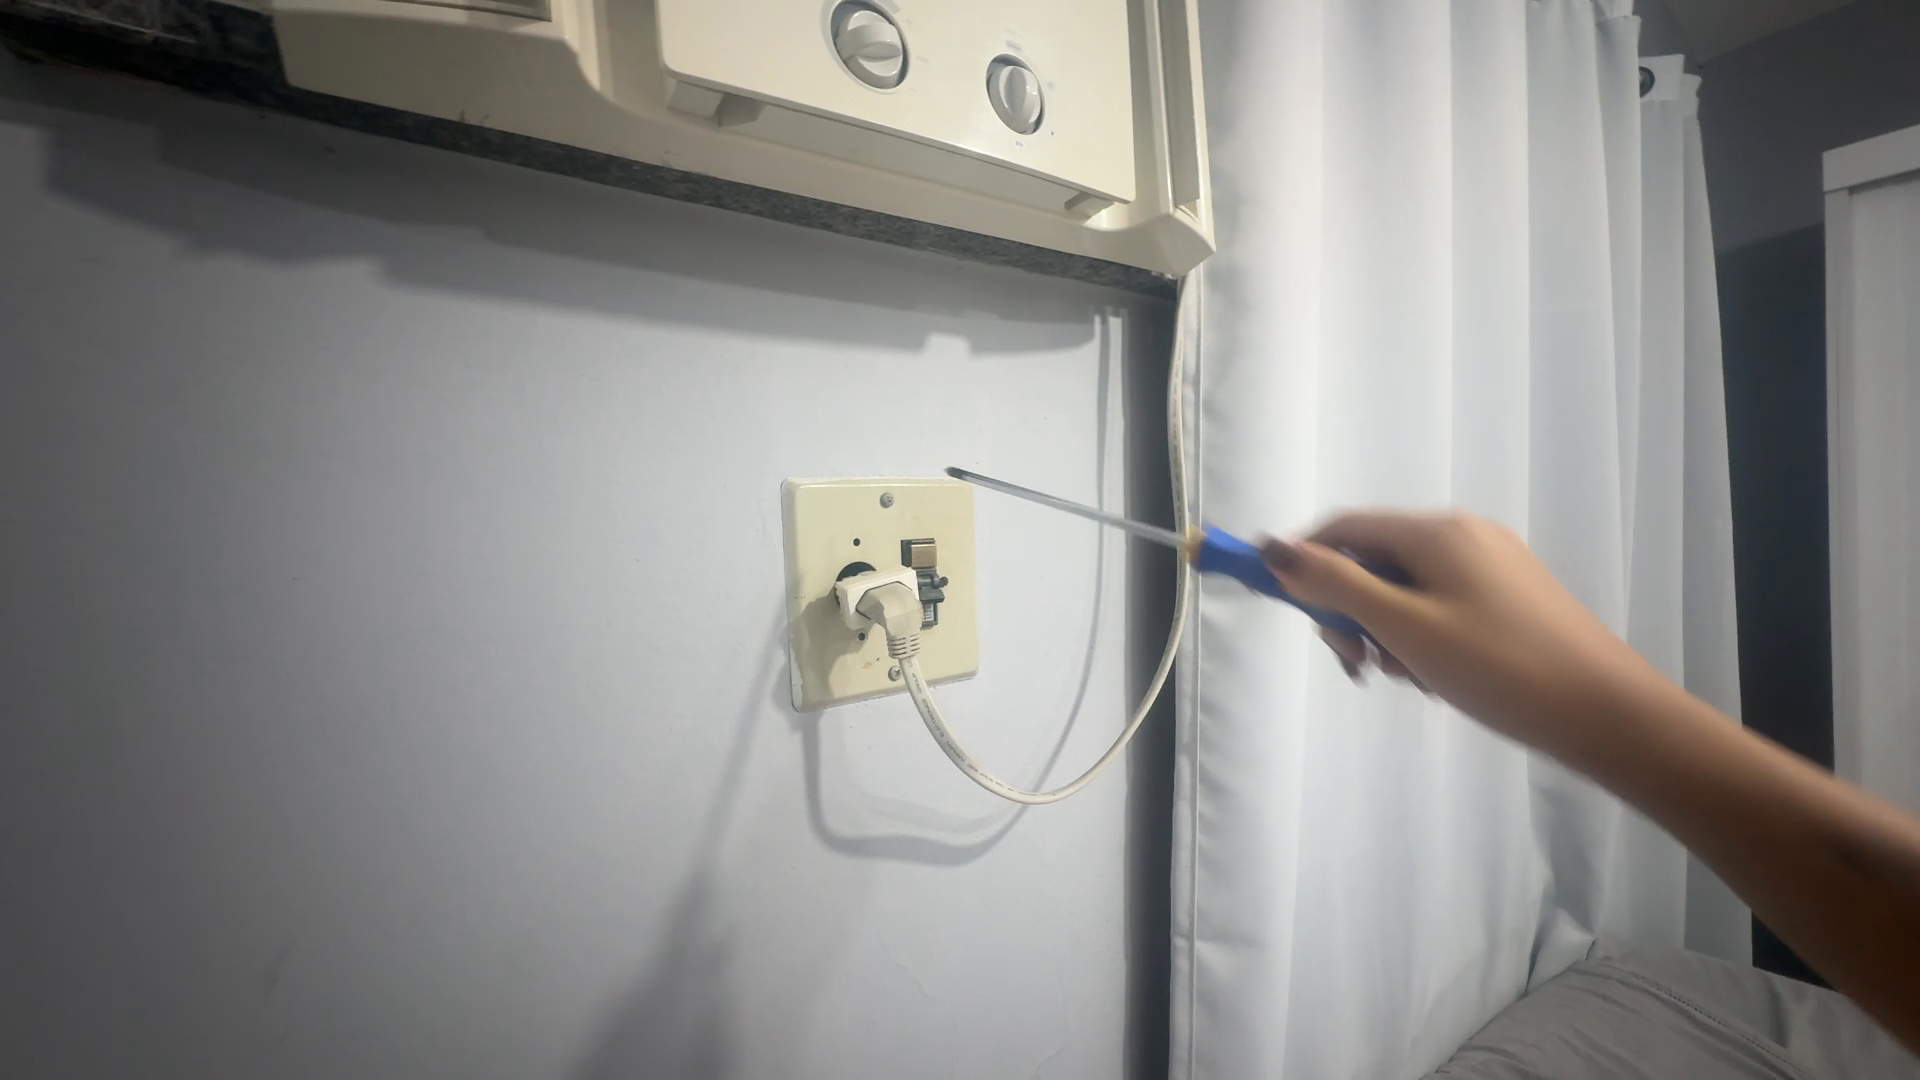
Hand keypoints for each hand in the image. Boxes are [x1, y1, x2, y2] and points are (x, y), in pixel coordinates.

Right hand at [1260, 511, 1672, 761]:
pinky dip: (1414, 635)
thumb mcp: (1402, 624)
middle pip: (1370, 559)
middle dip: (1344, 607)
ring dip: (1379, 628)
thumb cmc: (1497, 666)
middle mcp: (1461, 537)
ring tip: (1396, 674)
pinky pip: (1433, 605)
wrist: (1614, 720)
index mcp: (1435, 532)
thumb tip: (1271, 546)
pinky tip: (1429, 674)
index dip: (1299, 558)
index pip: (1342, 528)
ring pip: (1400, 588)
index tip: (1278, 603)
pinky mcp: (1506, 599)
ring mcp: (1488, 568)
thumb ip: (1333, 583)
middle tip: (1350, 660)